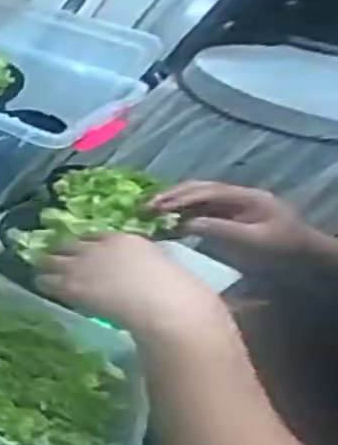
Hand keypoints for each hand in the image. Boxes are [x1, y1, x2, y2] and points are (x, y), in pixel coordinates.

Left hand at [36, 233, 228, 336]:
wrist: (167, 308)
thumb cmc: (178, 289)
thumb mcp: (158, 261)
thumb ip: (133, 258)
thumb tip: (122, 264)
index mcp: (124, 239)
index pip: (92, 236)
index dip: (85, 246)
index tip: (84, 254)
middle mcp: (95, 247)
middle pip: (64, 245)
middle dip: (63, 254)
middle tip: (62, 266)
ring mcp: (77, 265)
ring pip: (47, 261)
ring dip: (48, 268)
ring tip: (52, 277)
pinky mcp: (66, 284)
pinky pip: (43, 281)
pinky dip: (45, 285)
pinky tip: (52, 290)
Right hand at [154, 181, 317, 258]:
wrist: (300, 256)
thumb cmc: (278, 248)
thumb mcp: (251, 239)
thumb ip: (219, 229)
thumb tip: (182, 223)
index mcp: (250, 198)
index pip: (209, 192)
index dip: (180, 199)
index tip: (154, 209)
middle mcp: (239, 195)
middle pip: (199, 188)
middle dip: (170, 196)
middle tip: (145, 208)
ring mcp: (231, 204)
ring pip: (194, 195)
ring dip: (170, 201)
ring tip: (148, 211)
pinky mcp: (222, 213)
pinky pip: (194, 207)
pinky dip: (175, 210)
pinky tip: (162, 218)